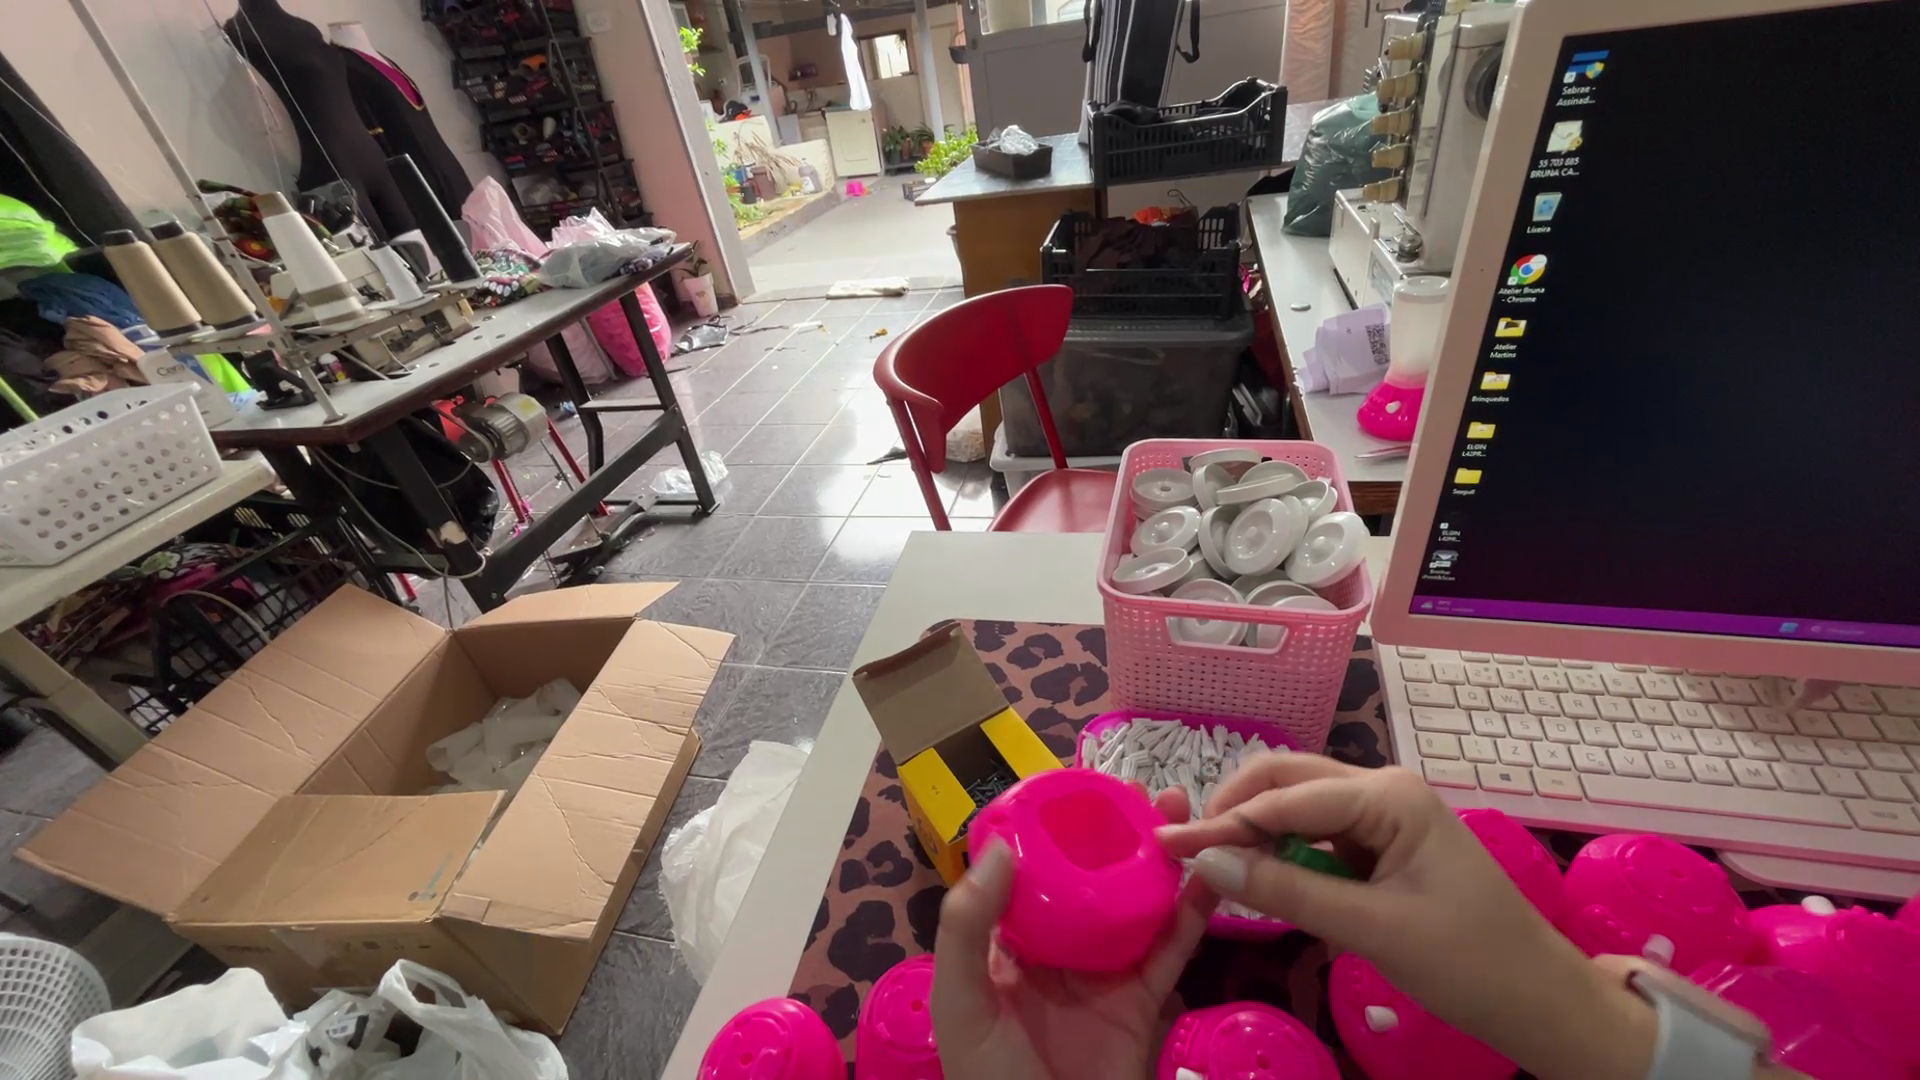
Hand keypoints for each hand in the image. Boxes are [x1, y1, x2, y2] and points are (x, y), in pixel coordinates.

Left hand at [932, 788, 1216, 1079]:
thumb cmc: (990, 1078)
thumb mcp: (961, 1002)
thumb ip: (967, 926)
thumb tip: (1000, 848)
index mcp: (1011, 938)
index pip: (1033, 868)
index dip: (1055, 826)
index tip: (1080, 785)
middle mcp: (1060, 944)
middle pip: (1093, 875)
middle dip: (1117, 831)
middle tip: (1142, 789)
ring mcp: (1105, 969)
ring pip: (1137, 900)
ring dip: (1160, 856)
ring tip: (1182, 807)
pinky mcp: (1144, 1000)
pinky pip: (1171, 950)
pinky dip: (1194, 914)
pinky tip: (1211, 876)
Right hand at [1155, 754, 1655, 1079]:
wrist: (1550, 1006)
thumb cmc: (1471, 965)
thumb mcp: (1372, 929)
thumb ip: (1285, 890)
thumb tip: (1206, 863)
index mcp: (1386, 795)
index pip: (1283, 799)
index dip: (1224, 823)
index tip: (1172, 843)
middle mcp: (1379, 785)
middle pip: (1283, 779)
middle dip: (1234, 810)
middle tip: (1193, 847)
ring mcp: (1381, 809)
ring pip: (1295, 801)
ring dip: (1255, 827)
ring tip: (1220, 861)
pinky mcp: (1380, 837)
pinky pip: (1315, 829)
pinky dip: (1283, 846)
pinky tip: (1264, 871)